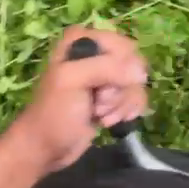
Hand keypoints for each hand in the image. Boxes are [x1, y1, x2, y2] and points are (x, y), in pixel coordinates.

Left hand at [2, 26, 148, 173]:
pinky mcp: (113, 96)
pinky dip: (126, 111)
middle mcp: (96, 52)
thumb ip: (107, 68)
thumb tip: (141, 74)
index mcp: (83, 39)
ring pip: (136, 83)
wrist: (47, 148)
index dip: (119, 67)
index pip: (123, 45)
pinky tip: (108, 121)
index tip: (102, 85)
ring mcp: (106, 75)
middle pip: (133, 64)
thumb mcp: (73, 80)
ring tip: (99, 113)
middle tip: (98, 100)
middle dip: (120, 88)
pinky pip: (136, 96)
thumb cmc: (54, 112)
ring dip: (121, 103)